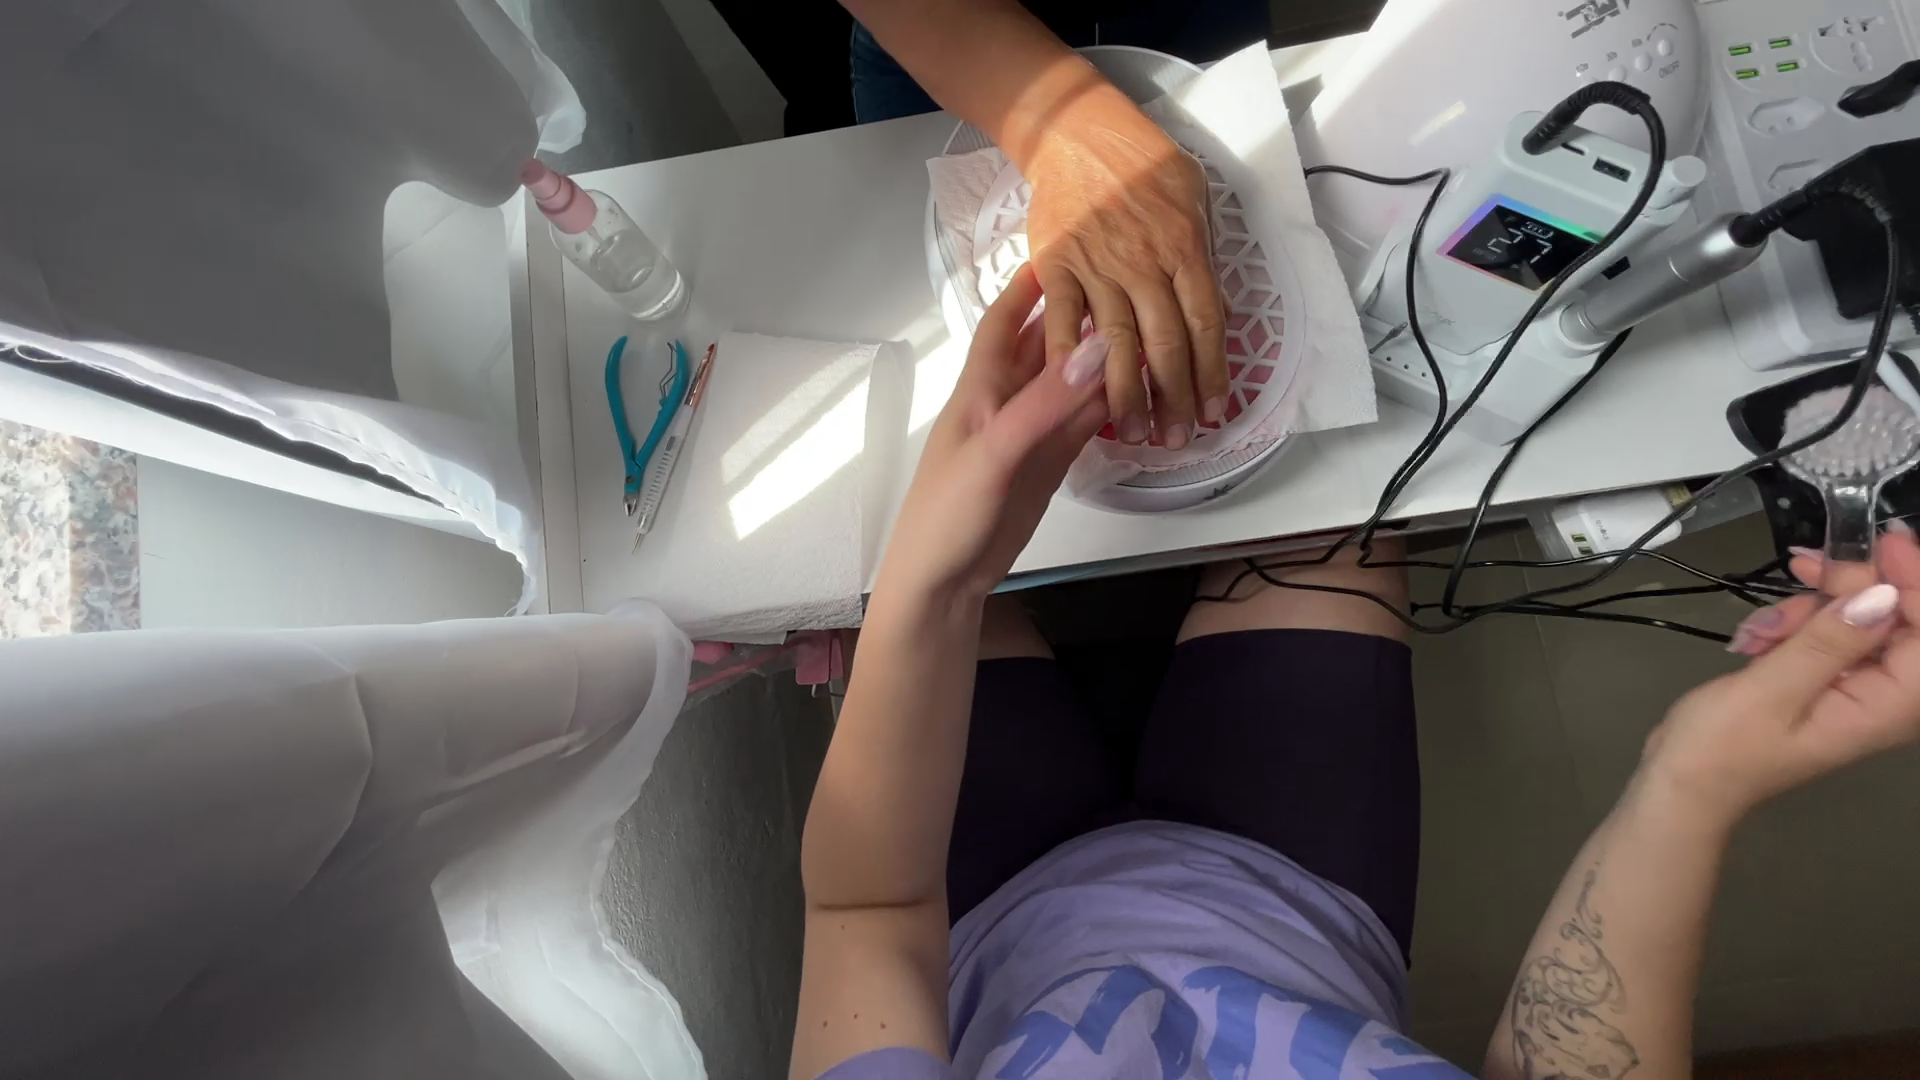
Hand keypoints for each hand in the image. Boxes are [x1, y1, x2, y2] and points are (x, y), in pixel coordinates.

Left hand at [874, 265, 1110, 606]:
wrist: (946, 580)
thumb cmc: (949, 513)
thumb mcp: (993, 453)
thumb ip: (1043, 404)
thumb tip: (1095, 347)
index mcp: (980, 387)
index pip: (1003, 322)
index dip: (1027, 286)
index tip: (1063, 251)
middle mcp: (1007, 402)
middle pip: (1047, 347)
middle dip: (1080, 318)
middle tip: (1128, 289)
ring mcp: (1030, 434)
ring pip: (1071, 386)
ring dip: (1102, 363)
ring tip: (1149, 333)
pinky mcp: (1048, 464)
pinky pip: (1081, 424)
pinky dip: (1107, 407)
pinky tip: (1137, 390)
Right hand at [1023, 84, 1228, 450]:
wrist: (1078, 135)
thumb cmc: (1143, 163)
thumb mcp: (1193, 194)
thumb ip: (1202, 253)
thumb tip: (1212, 312)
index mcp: (1185, 247)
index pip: (1205, 324)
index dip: (1211, 375)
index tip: (1214, 413)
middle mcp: (1145, 264)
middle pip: (1165, 345)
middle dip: (1174, 399)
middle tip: (1177, 440)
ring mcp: (1098, 270)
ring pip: (1118, 345)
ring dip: (1127, 396)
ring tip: (1136, 434)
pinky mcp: (1058, 271)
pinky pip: (1066, 324)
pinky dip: (1071, 363)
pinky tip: (1078, 398)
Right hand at [1643, 527, 1919, 826]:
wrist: (1685, 780)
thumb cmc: (1724, 746)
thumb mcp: (1768, 692)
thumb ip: (1825, 644)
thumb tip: (1882, 596)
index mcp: (1895, 704)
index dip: (1916, 581)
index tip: (1882, 541)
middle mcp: (1892, 694)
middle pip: (1900, 618)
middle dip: (1854, 588)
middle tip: (1803, 567)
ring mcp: (1859, 686)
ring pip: (1860, 620)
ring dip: (1811, 609)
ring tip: (1761, 629)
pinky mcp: (1828, 680)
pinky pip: (1829, 635)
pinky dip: (1793, 625)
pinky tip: (1758, 637)